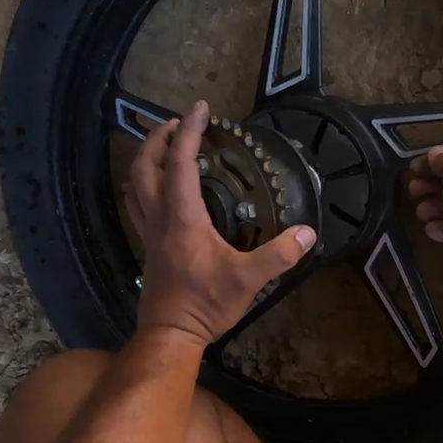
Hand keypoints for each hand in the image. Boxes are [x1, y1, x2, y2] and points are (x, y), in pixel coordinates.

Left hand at [124, 100, 315, 342]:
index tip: (201, 109)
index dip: (189, 132)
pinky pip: (138, 204)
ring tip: (164, 147)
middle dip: (159, 139)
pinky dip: (143, 185)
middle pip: (145, 166)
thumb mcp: (249, 278)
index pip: (181, 163)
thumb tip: (307, 232)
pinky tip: (156, 189)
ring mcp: (150, 233)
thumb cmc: (207, 303)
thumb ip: (279, 254)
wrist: (171, 334)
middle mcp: (161, 218)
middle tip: (177, 123)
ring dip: (146, 159)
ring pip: (136, 184)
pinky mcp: (149, 247)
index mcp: (183, 217)